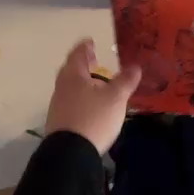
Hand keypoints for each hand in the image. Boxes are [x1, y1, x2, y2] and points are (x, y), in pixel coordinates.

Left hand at [44, 40, 141, 154]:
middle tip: (94, 61)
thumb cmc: (94, 117)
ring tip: (96, 84)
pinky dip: (81, 97)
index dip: (85, 47)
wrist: (71, 152)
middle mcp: (62, 87)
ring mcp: (58, 105)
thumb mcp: (115, 98)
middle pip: (71, 70)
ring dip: (82, 82)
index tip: (90, 42)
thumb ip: (125, 81)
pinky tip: (90, 105)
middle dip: (83, 65)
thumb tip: (135, 66)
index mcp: (73, 75)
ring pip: (70, 87)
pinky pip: (71, 102)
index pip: (78, 54)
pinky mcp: (59, 121)